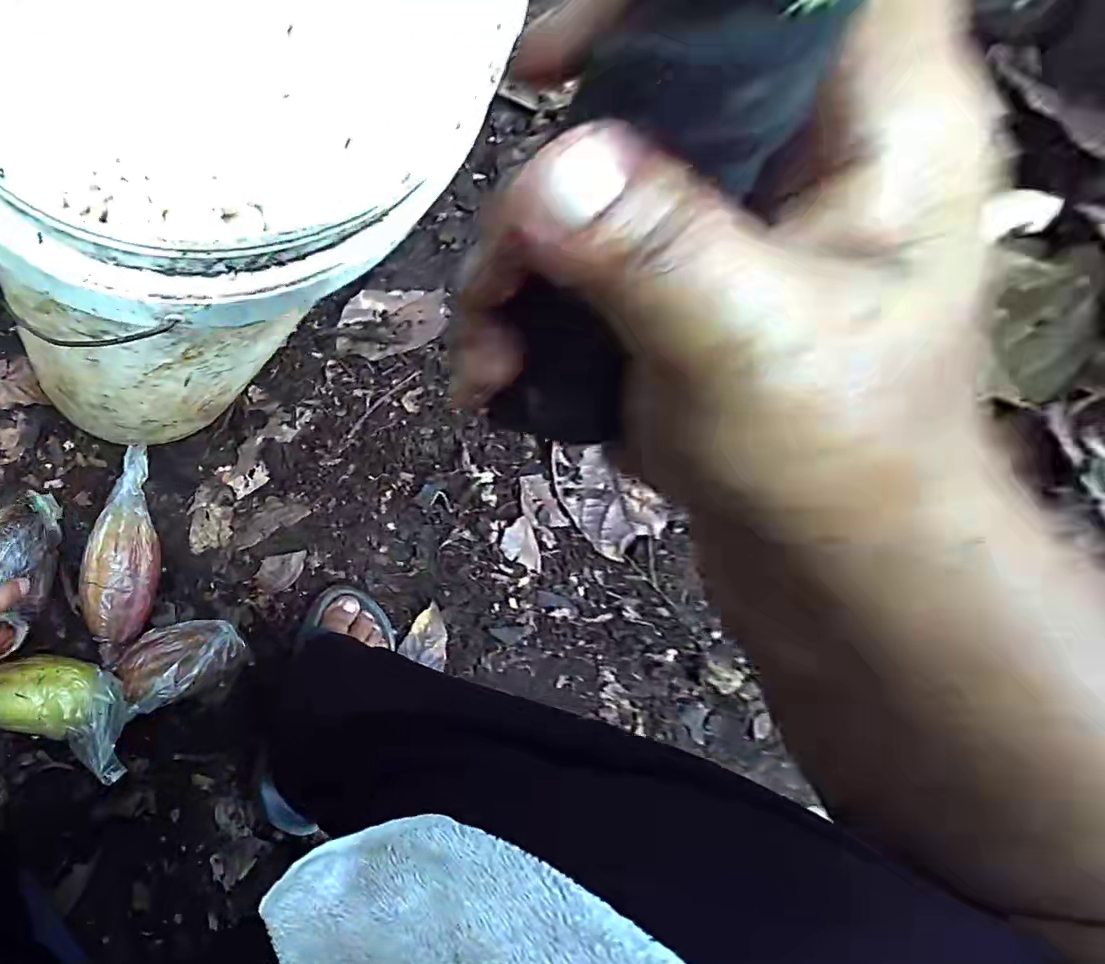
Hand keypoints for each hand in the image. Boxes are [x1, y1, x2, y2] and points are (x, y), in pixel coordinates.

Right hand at [452, 0, 1005, 540]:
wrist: (801, 533)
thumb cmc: (824, 440)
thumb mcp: (746, 342)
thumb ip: (655, 255)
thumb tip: (548, 174)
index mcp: (853, 131)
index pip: (768, 5)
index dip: (656, 9)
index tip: (547, 64)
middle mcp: (760, 166)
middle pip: (616, 124)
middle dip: (529, 211)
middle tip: (497, 287)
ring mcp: (683, 234)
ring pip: (554, 215)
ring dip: (496, 289)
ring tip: (489, 366)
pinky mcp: (631, 292)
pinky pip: (539, 280)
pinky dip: (499, 328)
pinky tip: (491, 381)